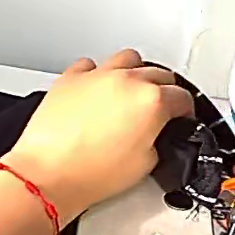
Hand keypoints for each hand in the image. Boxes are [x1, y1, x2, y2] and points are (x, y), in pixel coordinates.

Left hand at [2, 49, 193, 222]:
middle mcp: (126, 81)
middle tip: (161, 108)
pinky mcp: (70, 79)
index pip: (182, 98)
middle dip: (165, 90)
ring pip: (128, 59)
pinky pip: (91, 67)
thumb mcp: (144, 165)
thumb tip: (153, 136)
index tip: (182, 117)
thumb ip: (156, 141)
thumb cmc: (89, 173)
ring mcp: (97, 76)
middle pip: (159, 73)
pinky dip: (98, 76)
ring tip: (131, 92)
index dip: (185, 111)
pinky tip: (97, 91)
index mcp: (152, 101)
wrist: (48, 176)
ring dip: (135, 73)